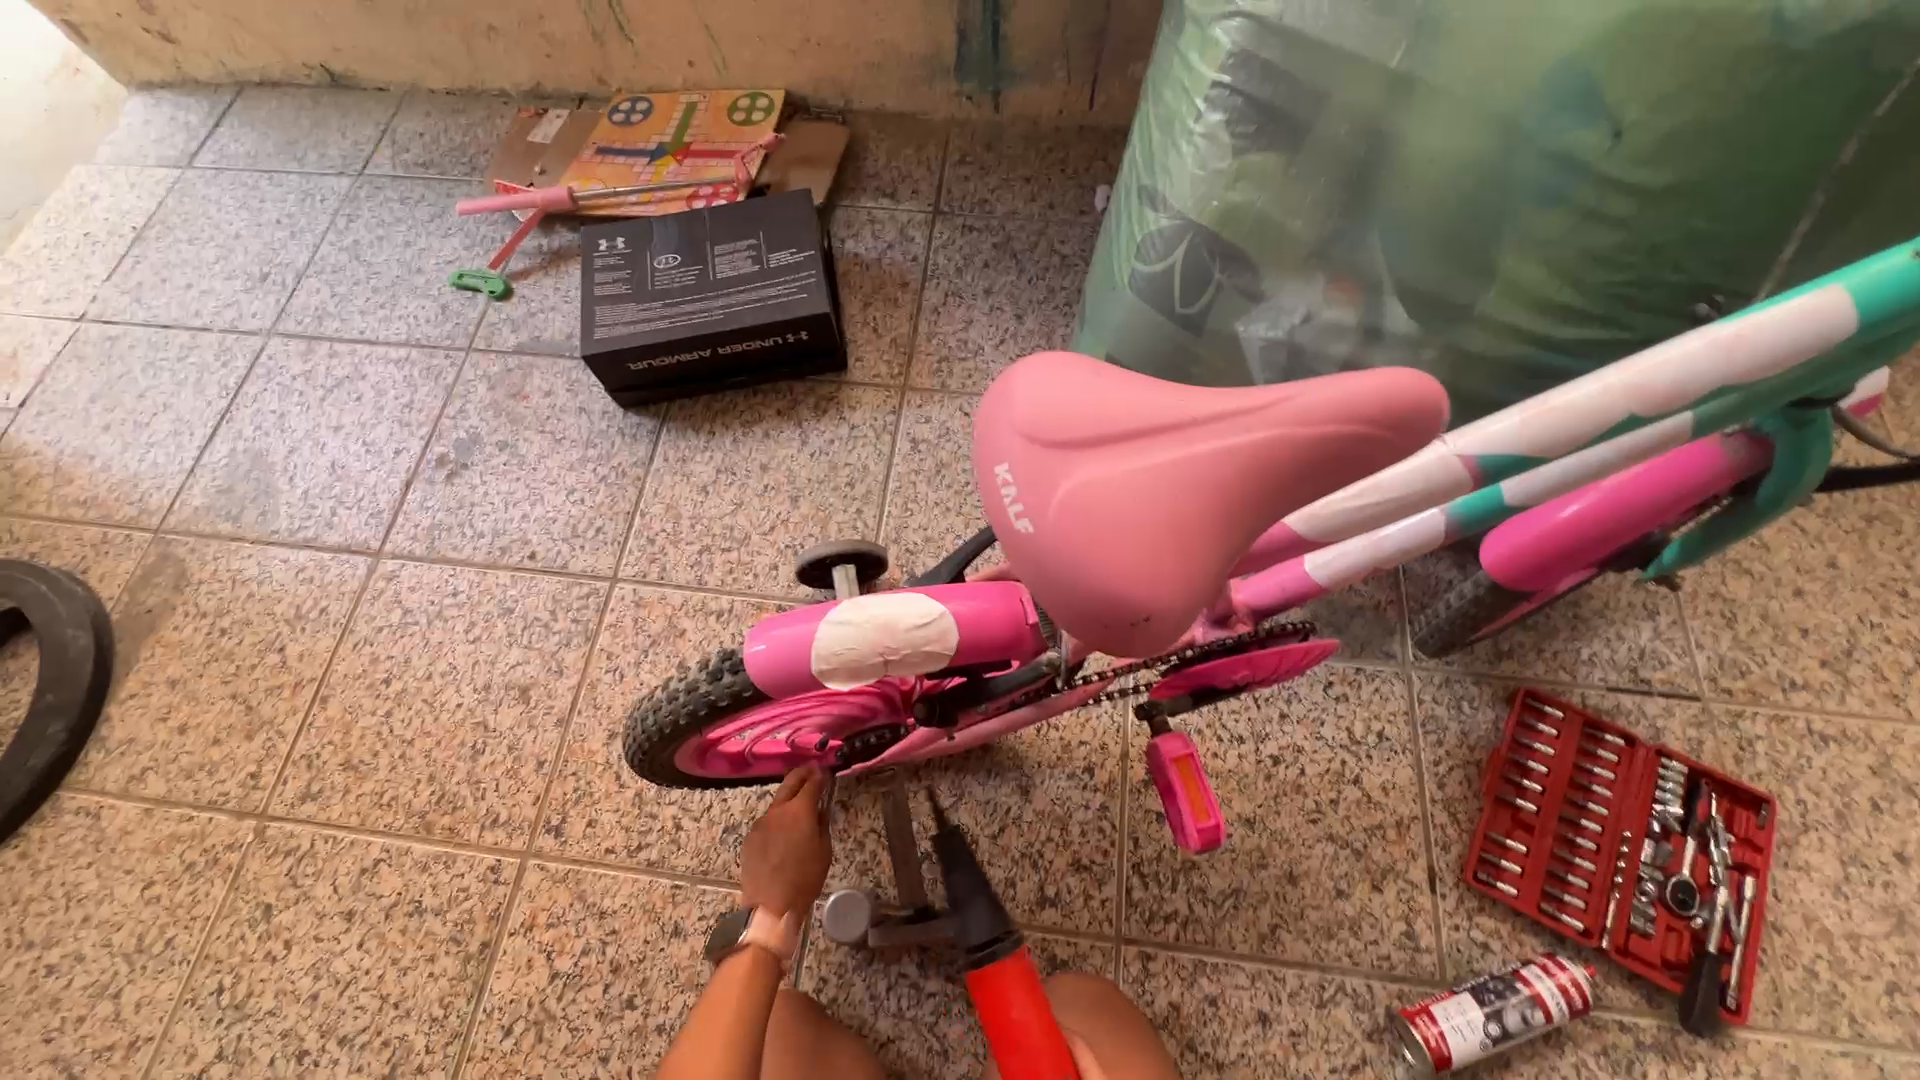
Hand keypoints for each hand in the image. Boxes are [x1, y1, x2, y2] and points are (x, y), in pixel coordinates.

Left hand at [739, 766, 831, 915]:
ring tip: (798, 813)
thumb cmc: (805, 879)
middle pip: (790, 782)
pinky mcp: (750, 838)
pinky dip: (776, 823)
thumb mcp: (824, 851)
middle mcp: (778, 811)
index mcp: (800, 811)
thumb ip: (822, 825)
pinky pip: (767, 823)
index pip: (812, 783)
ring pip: (777, 805)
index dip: (821, 776)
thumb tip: (819, 812)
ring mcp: (761, 823)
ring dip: (788, 803)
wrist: (770, 906)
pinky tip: (782, 838)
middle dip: (803, 774)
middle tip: (812, 773)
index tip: (826, 773)